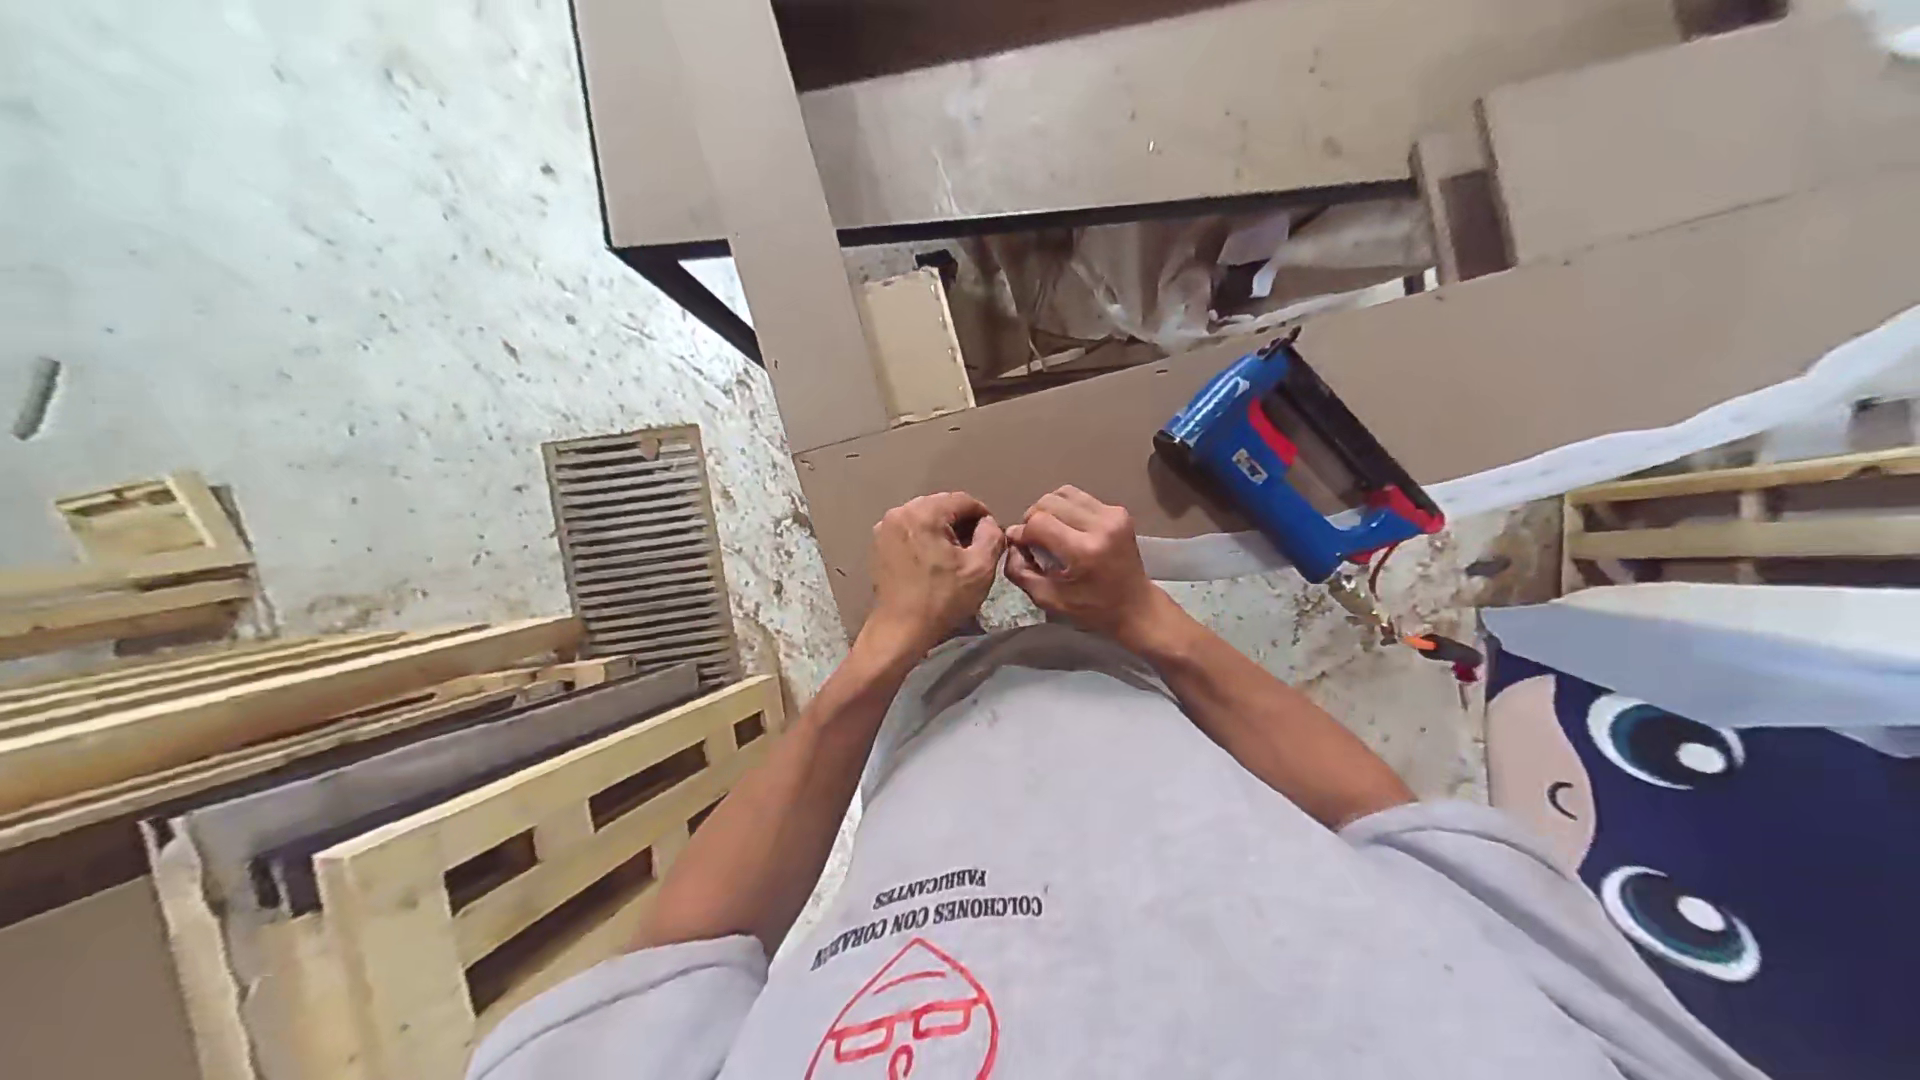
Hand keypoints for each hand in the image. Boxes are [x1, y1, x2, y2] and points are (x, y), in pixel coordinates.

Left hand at [865, 492, 1006, 656]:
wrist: (900, 629)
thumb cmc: (942, 599)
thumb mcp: (980, 568)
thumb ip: (992, 536)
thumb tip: (988, 523)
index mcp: (924, 513)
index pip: (963, 500)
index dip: (983, 515)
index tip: (991, 536)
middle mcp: (900, 512)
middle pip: (942, 505)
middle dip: (961, 522)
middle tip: (975, 547)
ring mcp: (885, 527)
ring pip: (925, 517)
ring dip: (943, 530)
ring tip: (954, 556)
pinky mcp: (878, 543)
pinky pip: (909, 530)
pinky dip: (924, 538)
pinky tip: (933, 560)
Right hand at [1003, 486, 1176, 647]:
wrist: (1136, 607)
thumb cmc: (1092, 609)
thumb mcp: (1049, 599)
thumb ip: (1020, 571)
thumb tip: (1011, 541)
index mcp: (1084, 551)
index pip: (1038, 523)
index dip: (1022, 534)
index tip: (1022, 548)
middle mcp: (1101, 526)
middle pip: (1048, 502)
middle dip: (1033, 519)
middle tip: (1034, 539)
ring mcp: (1113, 515)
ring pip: (1063, 493)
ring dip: (1049, 510)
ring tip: (1050, 530)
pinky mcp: (1119, 512)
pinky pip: (1081, 498)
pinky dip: (1067, 509)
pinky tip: (1068, 528)